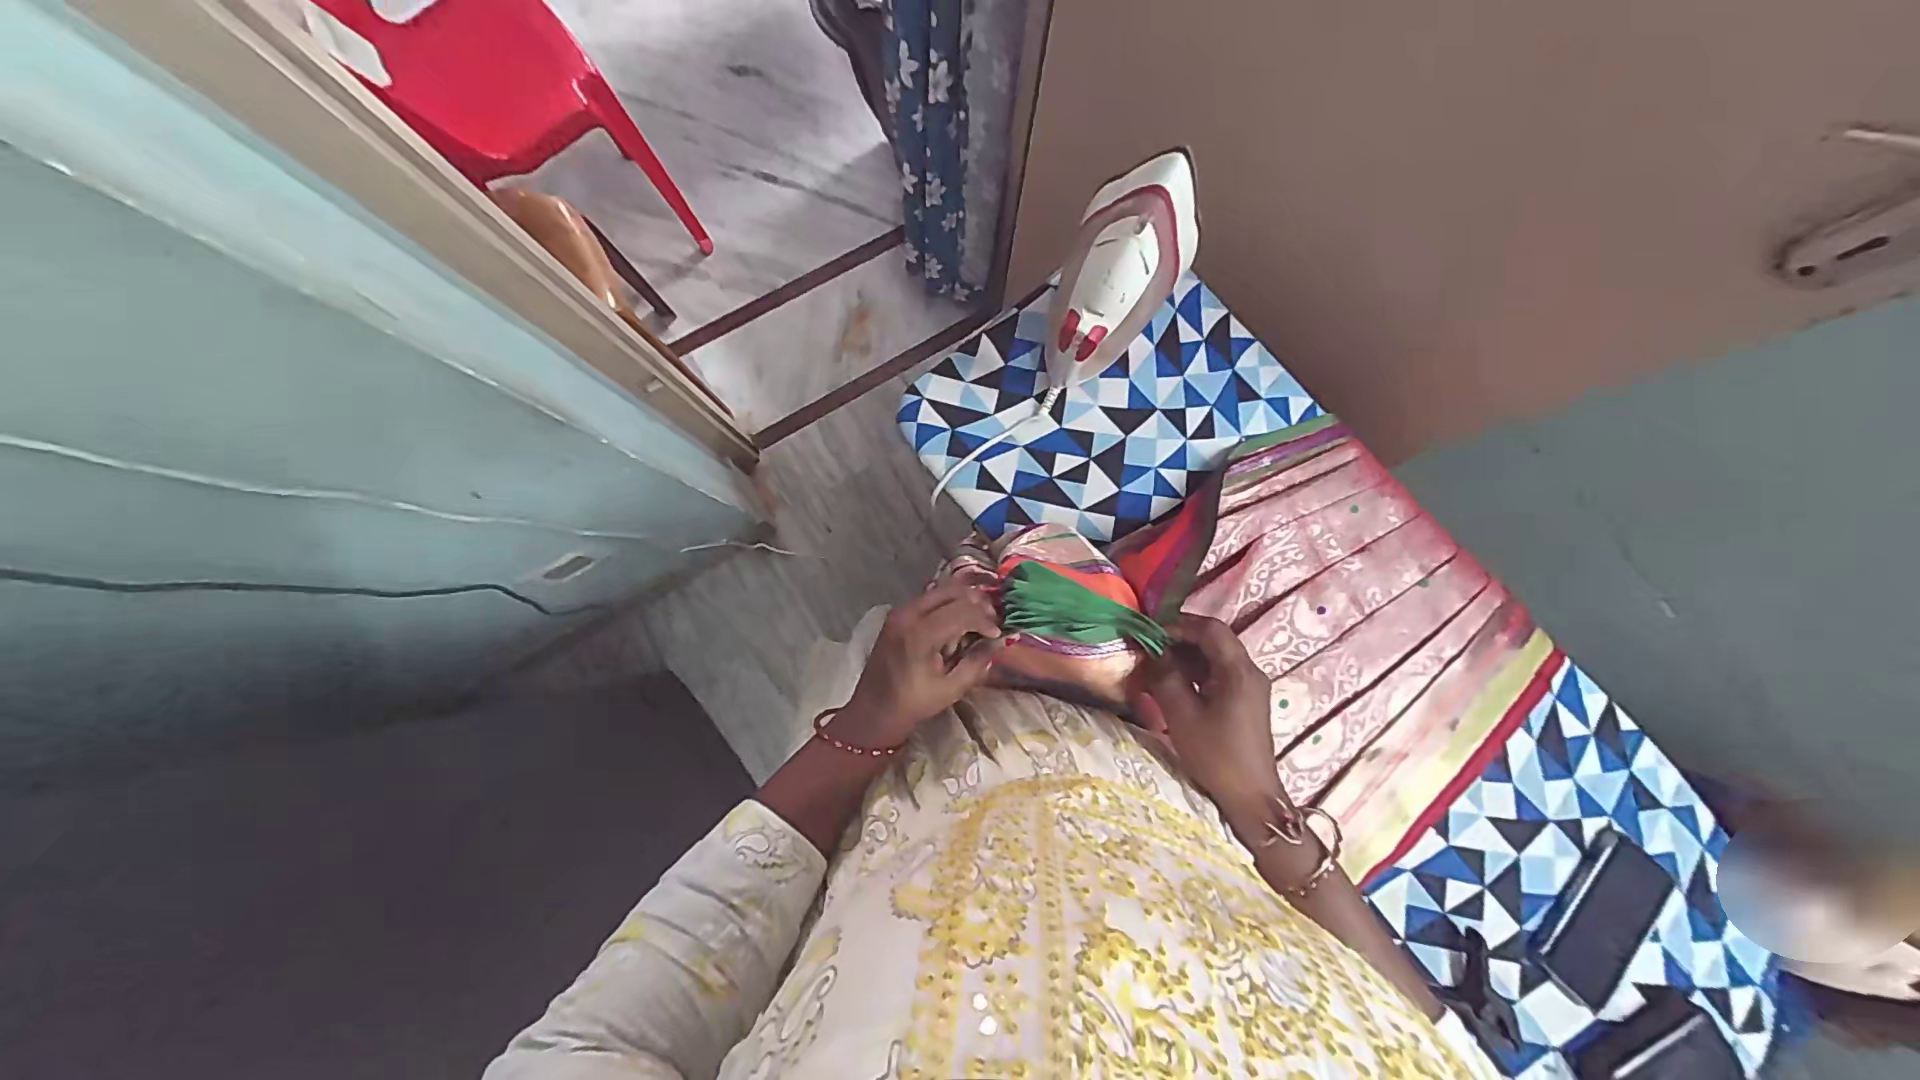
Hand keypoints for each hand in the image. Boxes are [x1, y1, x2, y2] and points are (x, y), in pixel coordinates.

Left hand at [836, 578, 1004, 747]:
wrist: (874, 708)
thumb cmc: (913, 702)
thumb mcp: (951, 688)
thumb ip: (977, 661)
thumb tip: (999, 641)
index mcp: (920, 634)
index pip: (962, 611)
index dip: (985, 620)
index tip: (998, 635)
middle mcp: (908, 614)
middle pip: (952, 591)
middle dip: (976, 604)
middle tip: (991, 623)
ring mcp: (900, 610)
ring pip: (941, 591)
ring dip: (963, 602)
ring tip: (976, 623)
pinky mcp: (898, 613)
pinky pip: (929, 598)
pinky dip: (948, 605)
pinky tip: (956, 624)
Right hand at [1131, 614, 1279, 811]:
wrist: (1250, 796)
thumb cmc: (1215, 755)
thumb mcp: (1181, 714)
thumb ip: (1165, 675)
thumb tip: (1153, 651)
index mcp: (1238, 671)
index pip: (1210, 628)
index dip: (1179, 624)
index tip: (1152, 633)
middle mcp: (1250, 671)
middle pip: (1216, 638)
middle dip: (1182, 637)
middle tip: (1152, 646)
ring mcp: (1251, 685)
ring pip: (1217, 654)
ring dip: (1188, 653)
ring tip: (1159, 663)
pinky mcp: (1247, 699)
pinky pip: (1220, 671)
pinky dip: (1198, 669)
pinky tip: (1177, 681)